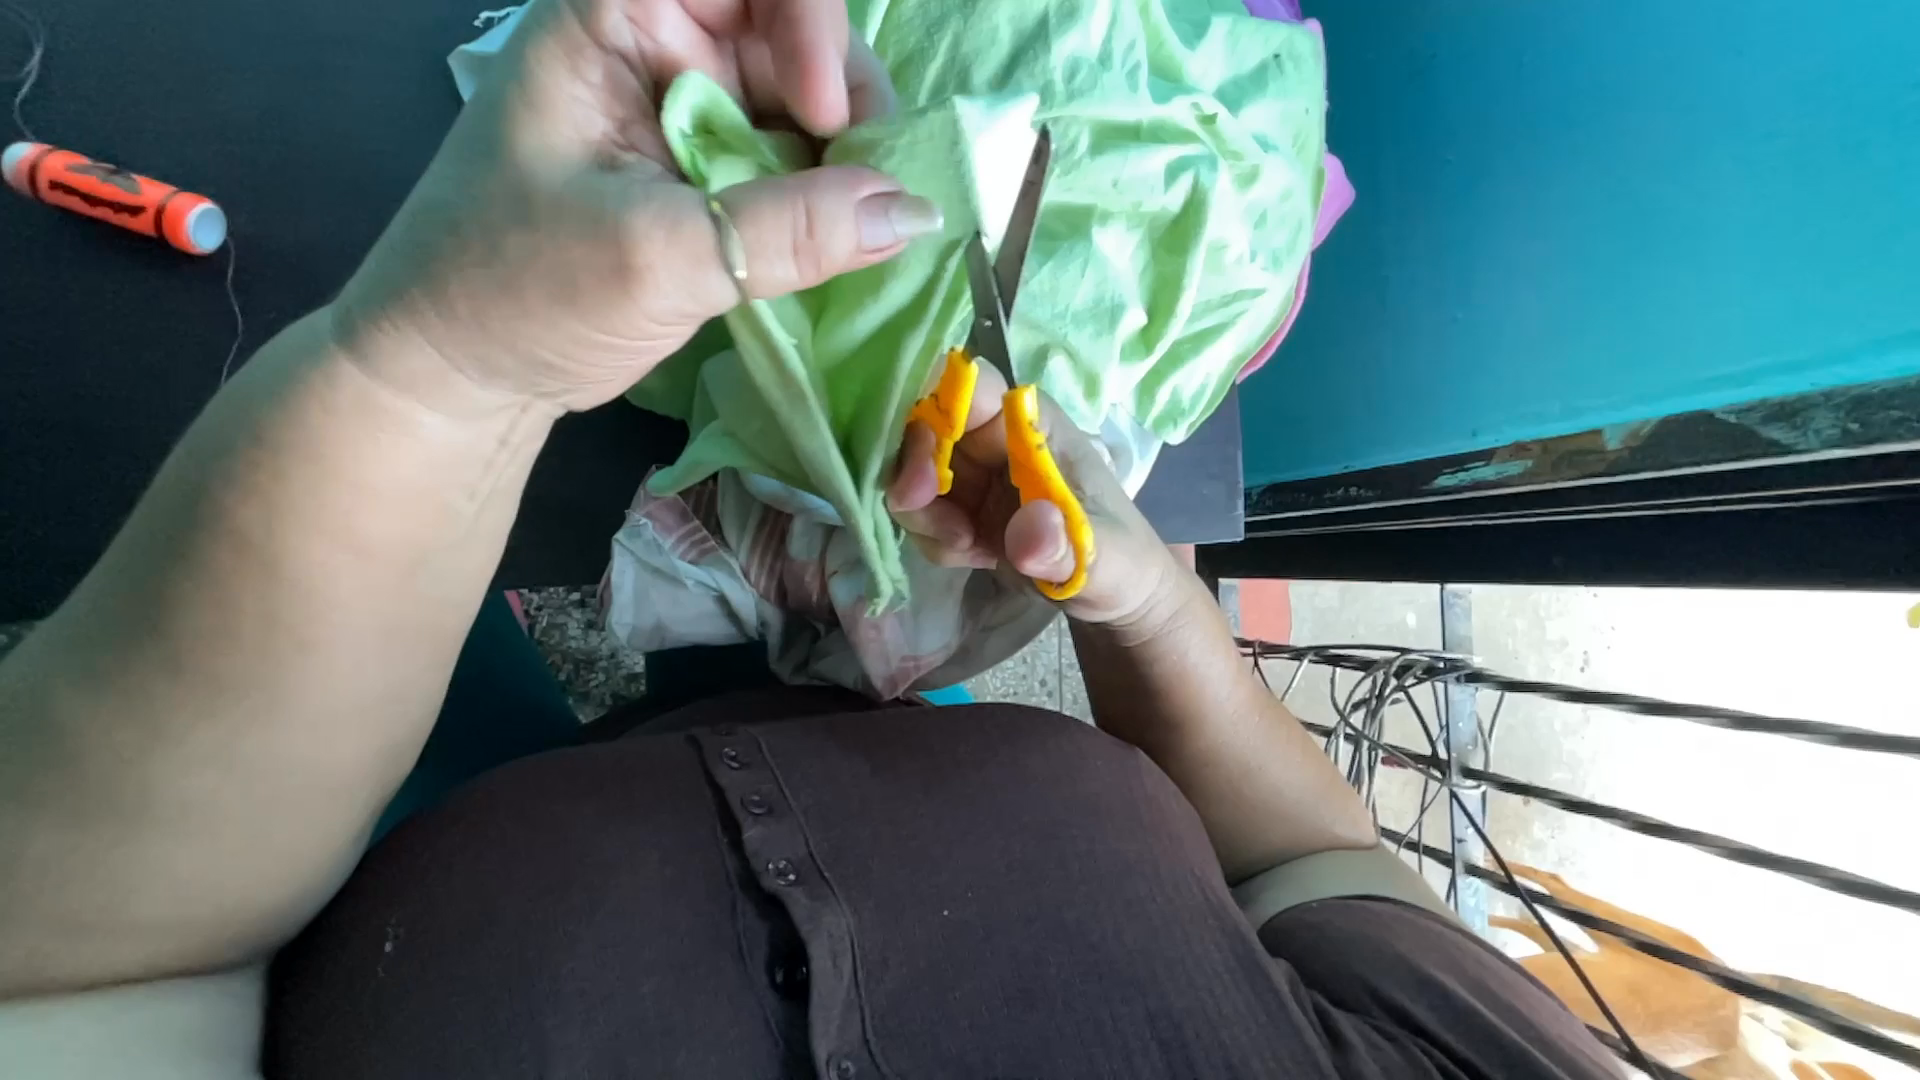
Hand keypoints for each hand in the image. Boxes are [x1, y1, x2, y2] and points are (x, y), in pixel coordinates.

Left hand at [332, 0, 940, 416]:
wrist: (471, 366)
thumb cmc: (523, 288)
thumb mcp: (657, 255)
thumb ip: (789, 233)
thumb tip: (915, 213)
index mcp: (619, 19)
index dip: (808, 23)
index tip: (826, 120)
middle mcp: (665, 55)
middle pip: (794, 38)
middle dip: (848, 105)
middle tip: (873, 193)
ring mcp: (693, 124)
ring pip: (806, 113)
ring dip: (848, 166)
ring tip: (859, 232)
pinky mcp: (712, 187)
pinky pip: (794, 177)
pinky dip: (829, 209)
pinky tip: (842, 247)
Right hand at [887, 363, 1186, 629]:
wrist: (1114, 592)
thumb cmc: (1122, 560)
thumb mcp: (1107, 560)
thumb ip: (1069, 547)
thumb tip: (1030, 531)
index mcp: (1032, 423)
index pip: (970, 387)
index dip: (934, 417)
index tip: (926, 478)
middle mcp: (995, 436)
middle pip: (923, 426)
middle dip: (913, 474)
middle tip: (931, 517)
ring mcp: (973, 471)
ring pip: (911, 472)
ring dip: (924, 515)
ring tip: (968, 547)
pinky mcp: (960, 506)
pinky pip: (920, 512)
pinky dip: (934, 540)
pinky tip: (975, 556)